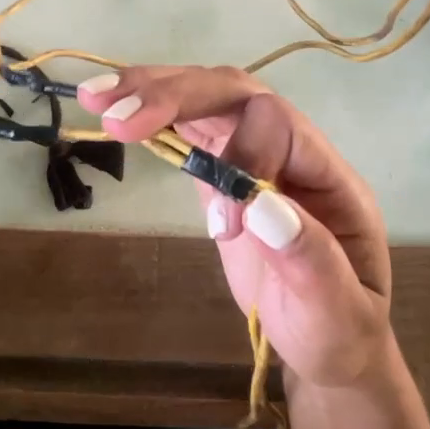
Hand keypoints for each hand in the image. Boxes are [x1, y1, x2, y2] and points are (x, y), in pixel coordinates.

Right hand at [77, 66, 429, 428]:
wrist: (322, 338)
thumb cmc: (332, 332)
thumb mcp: (335, 315)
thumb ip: (310, 260)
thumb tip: (260, 204)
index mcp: (327, 173)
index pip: (277, 124)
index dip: (240, 157)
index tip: (220, 229)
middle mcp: (291, 146)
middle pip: (233, 91)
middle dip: (175, 96)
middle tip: (117, 116)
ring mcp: (253, 147)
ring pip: (204, 94)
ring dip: (149, 90)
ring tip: (95, 96)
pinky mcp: (220, 160)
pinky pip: (186, 120)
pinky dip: (147, 110)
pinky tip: (111, 107)